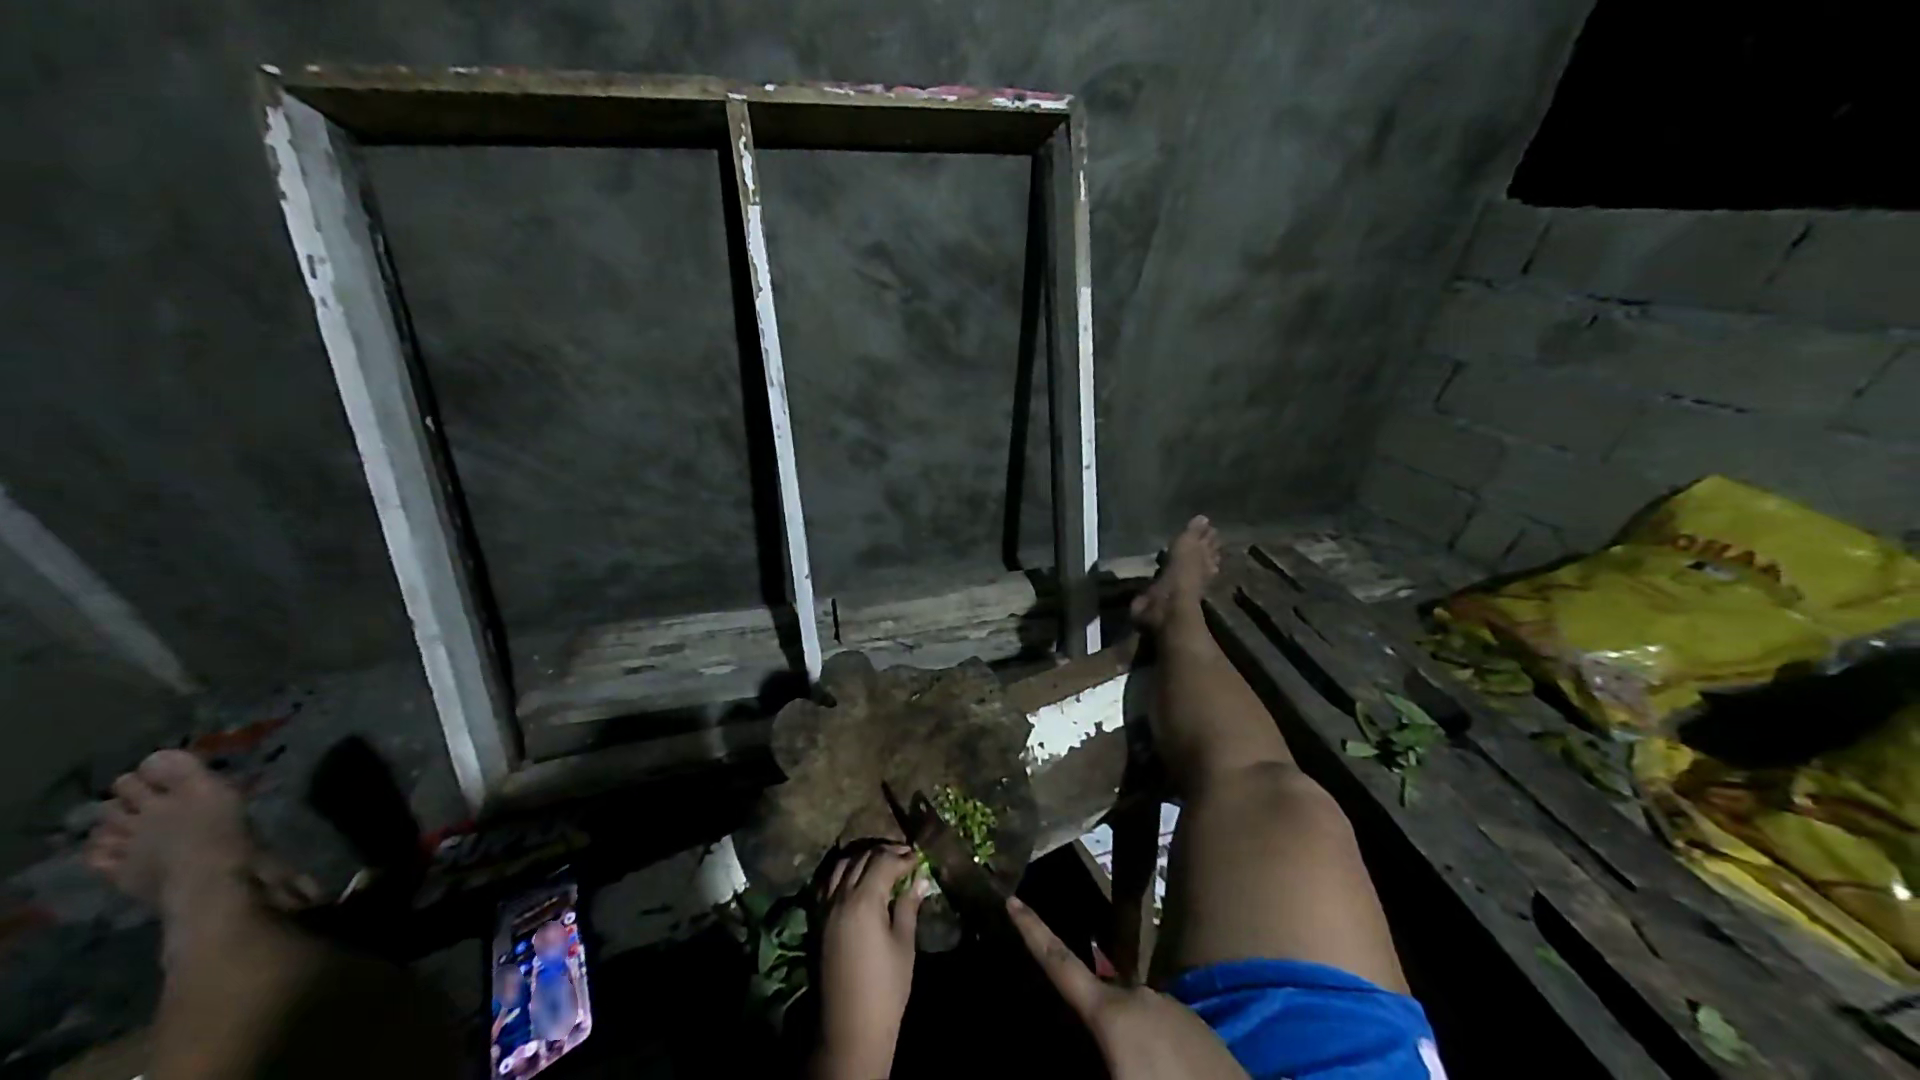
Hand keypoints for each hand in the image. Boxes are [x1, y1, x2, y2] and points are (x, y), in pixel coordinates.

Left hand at [812, 845, 928, 1079]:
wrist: (849, 1027)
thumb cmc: (885, 987)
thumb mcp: (903, 944)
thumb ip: (908, 906)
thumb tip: (920, 880)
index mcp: (863, 901)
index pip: (883, 862)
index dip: (902, 857)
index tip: (918, 857)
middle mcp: (840, 897)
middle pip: (861, 858)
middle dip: (884, 852)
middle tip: (904, 857)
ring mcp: (824, 908)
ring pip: (841, 865)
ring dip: (862, 858)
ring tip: (881, 863)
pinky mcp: (816, 920)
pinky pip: (827, 882)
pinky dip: (843, 872)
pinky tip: (855, 879)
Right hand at [1006, 896, 1249, 1079]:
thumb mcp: (1112, 1078)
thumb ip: (1085, 1052)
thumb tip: (1077, 1036)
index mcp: (1111, 1014)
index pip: (1059, 962)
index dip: (1033, 931)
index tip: (1012, 899)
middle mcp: (1140, 998)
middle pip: (1100, 1000)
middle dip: (1089, 1020)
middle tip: (1094, 1055)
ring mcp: (1173, 1008)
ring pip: (1133, 1017)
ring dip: (1124, 1041)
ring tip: (1131, 1073)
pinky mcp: (1200, 1027)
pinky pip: (1161, 1030)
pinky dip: (1153, 1050)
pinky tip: (1160, 1076)